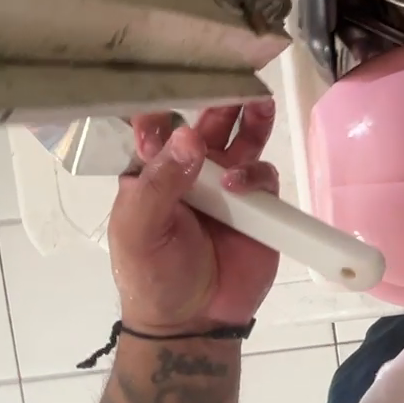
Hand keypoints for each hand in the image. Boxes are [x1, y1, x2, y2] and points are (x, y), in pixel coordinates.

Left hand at [108, 104, 279, 333]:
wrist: (196, 321)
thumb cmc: (152, 275)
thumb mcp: (140, 230)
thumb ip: (160, 183)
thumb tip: (190, 136)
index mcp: (152, 173)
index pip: (156, 130)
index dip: (165, 109)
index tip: (171, 91)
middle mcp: (191, 172)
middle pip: (207, 126)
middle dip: (219, 102)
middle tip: (232, 80)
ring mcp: (228, 187)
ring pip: (243, 141)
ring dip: (251, 120)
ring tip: (260, 101)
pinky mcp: (259, 204)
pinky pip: (263, 175)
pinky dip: (256, 174)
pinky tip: (242, 183)